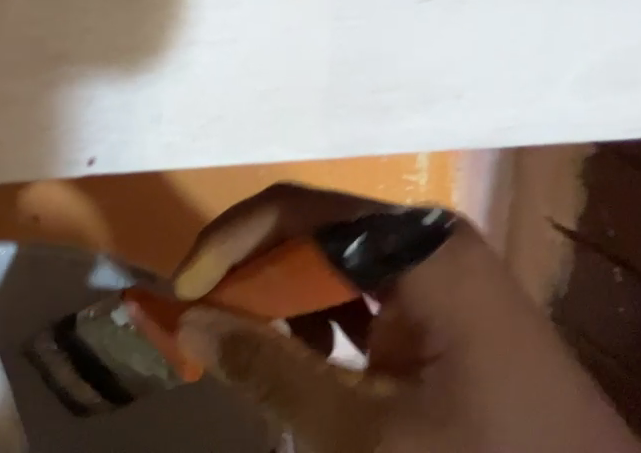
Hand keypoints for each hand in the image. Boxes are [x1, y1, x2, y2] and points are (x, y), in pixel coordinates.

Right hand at [170, 184, 640, 452]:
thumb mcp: (363, 433)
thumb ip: (267, 369)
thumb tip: (187, 323)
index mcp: (416, 248)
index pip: (291, 211)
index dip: (226, 246)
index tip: (184, 297)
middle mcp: (430, 241)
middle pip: (310, 232)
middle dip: (252, 279)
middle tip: (210, 330)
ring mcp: (448, 275)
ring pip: (335, 263)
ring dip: (284, 302)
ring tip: (257, 354)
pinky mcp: (456, 311)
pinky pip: (368, 293)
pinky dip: (325, 322)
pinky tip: (316, 365)